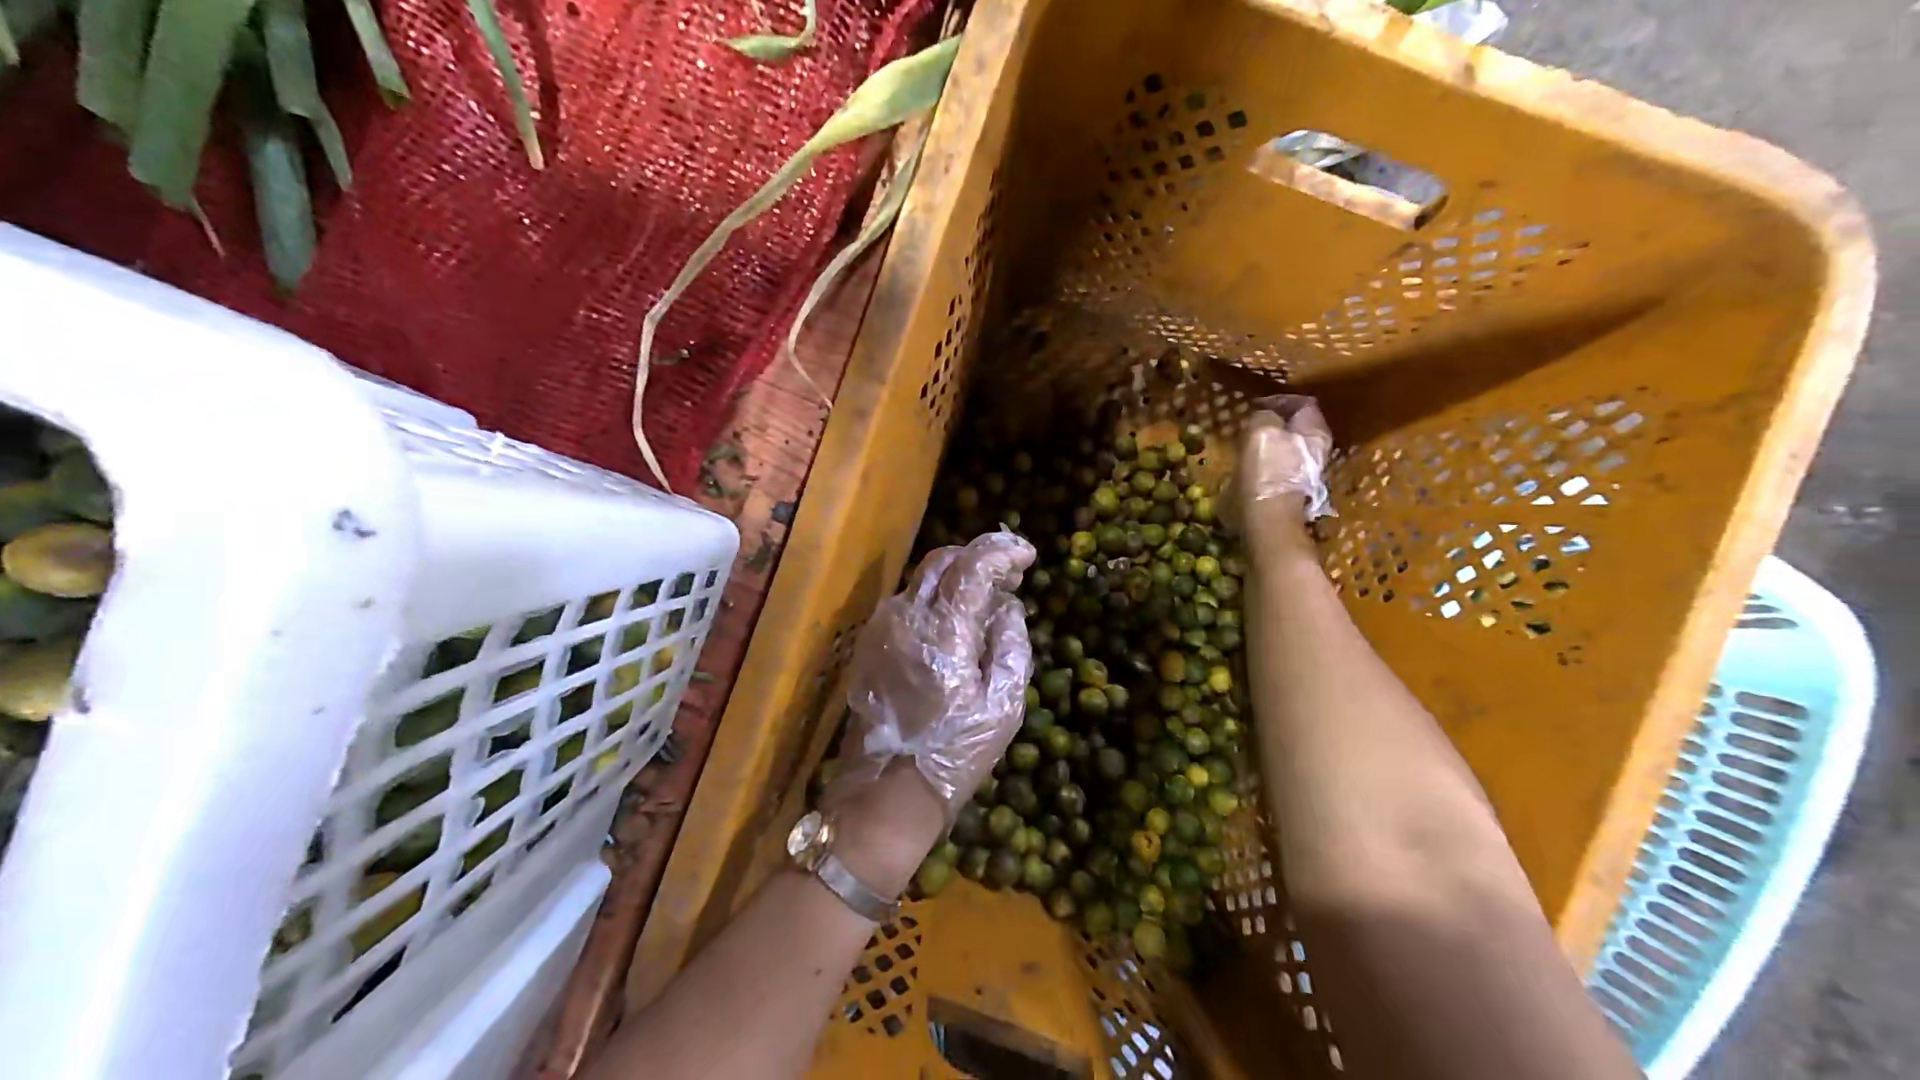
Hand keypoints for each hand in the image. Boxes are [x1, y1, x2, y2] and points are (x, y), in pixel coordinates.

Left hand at [829, 530, 1035, 820]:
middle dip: (979, 557)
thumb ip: (1010, 646)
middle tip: (1010, 574)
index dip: (1002, 551)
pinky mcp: (871, 644)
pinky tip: (956, 623)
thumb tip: (1006, 607)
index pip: (972, 567)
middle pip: (942, 560)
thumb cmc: (953, 754)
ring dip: (957, 577)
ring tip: (988, 599)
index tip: (1028, 554)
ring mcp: (882, 629)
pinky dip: (936, 598)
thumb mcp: (1003, 707)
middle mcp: (906, 618)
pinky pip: (908, 603)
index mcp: (943, 633)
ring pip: (922, 580)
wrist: (884, 791)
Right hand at [1238, 395, 1333, 557]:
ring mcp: (1308, 471)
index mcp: (1314, 430)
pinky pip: (1282, 466)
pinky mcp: (1294, 489)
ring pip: (1290, 447)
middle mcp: (1318, 448)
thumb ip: (1265, 417)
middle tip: (1253, 424)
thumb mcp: (1260, 432)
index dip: (1280, 400)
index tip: (1258, 404)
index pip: (1303, 403)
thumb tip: (1264, 415)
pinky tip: (1251, 468)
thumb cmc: (1266, 473)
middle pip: (1299, 426)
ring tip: (1249, 446)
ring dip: (1271, 444)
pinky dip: (1269, 463)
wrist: (1268, 520)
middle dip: (1278, 423)